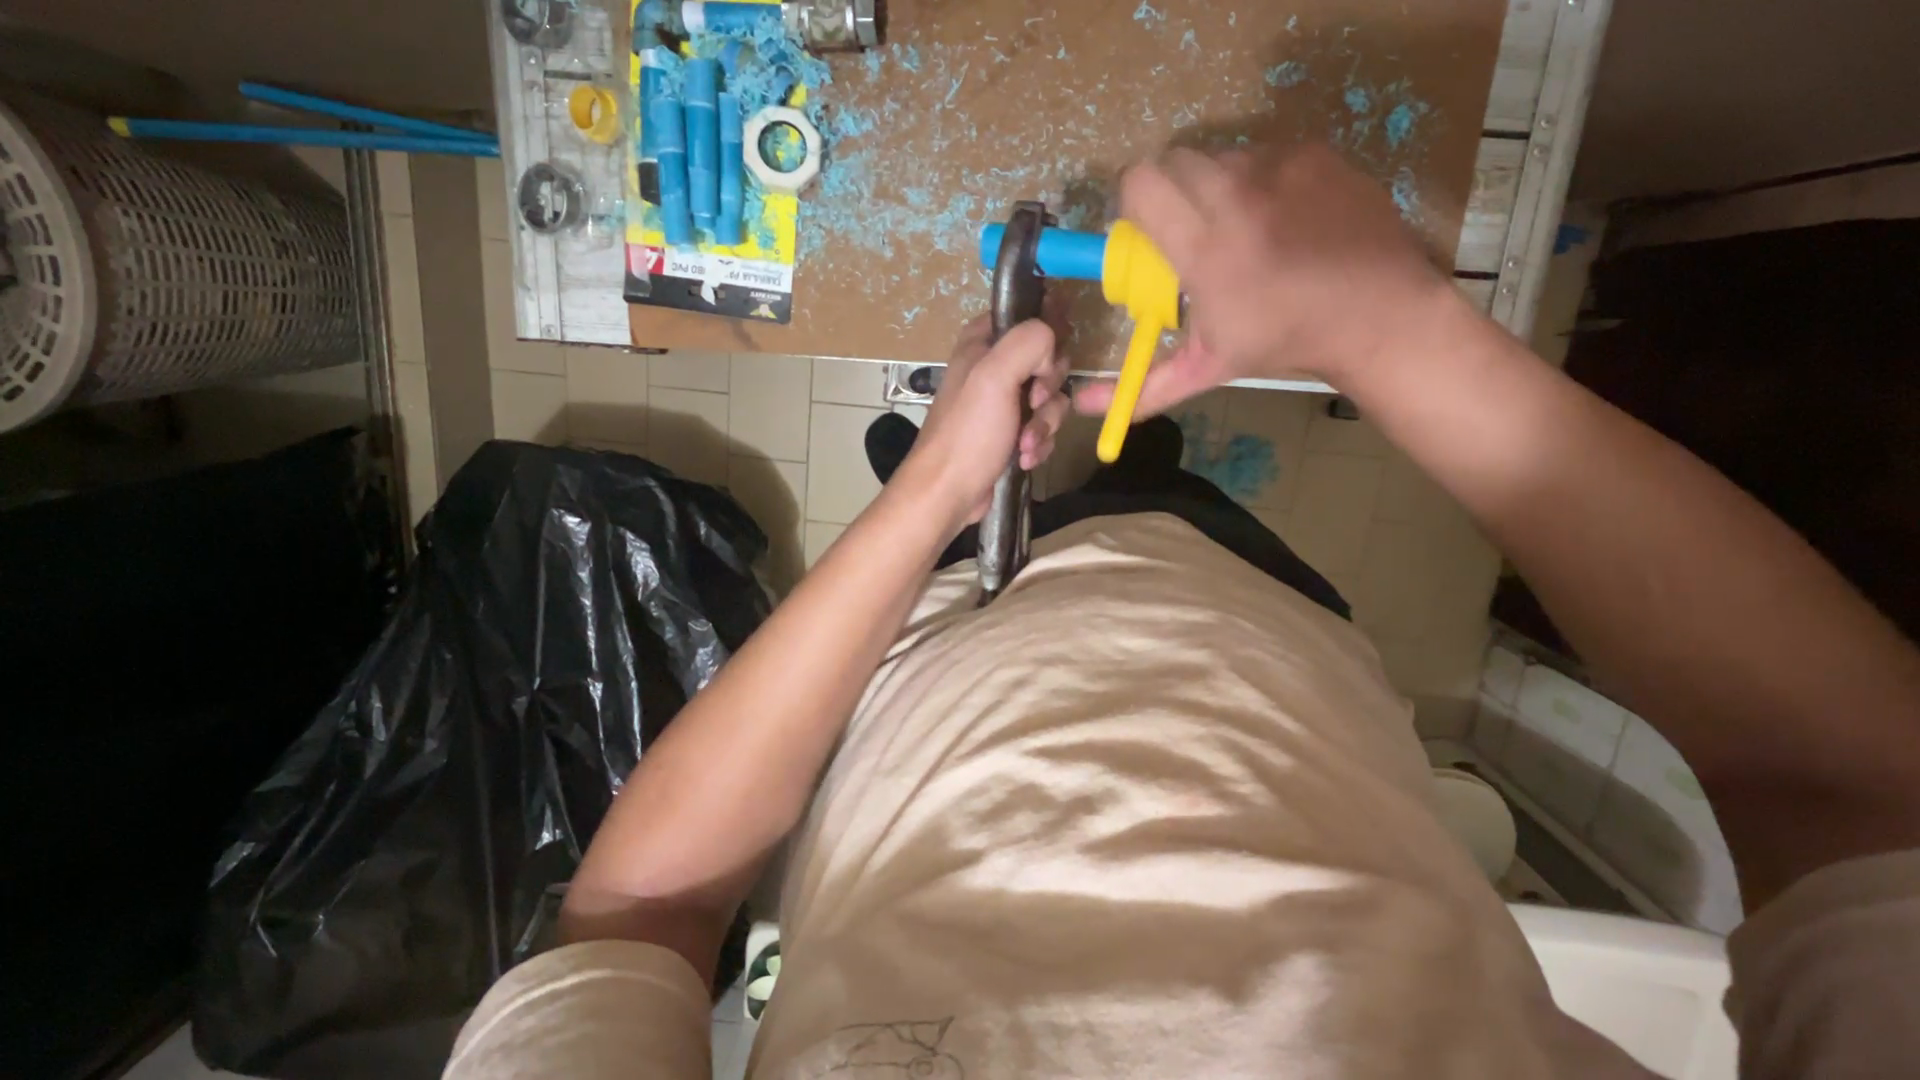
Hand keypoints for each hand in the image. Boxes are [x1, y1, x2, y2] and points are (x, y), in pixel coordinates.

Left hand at [897, 314, 1069, 528]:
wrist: (948, 492)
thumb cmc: (967, 432)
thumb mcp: (995, 375)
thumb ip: (1030, 342)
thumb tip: (1051, 353)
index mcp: (981, 341)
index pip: (1030, 318)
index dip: (1046, 343)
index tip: (1042, 368)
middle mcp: (992, 366)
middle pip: (1049, 363)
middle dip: (1048, 392)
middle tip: (1032, 407)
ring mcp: (1001, 402)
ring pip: (1050, 400)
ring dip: (1044, 425)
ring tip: (1023, 446)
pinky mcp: (1009, 432)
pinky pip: (1042, 428)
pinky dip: (1038, 444)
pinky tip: (1023, 459)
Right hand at [1075, 144, 1459, 417]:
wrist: (1378, 315)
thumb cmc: (1283, 344)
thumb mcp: (1206, 369)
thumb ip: (1141, 388)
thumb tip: (1078, 405)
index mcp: (1205, 248)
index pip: (1140, 183)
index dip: (1136, 203)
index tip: (1151, 234)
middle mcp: (1238, 196)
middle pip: (1174, 161)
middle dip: (1173, 193)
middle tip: (1192, 232)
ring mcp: (1281, 167)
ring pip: (1221, 157)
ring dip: (1217, 187)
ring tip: (1245, 229)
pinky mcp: (1315, 152)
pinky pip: (1265, 153)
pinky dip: (1262, 180)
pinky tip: (1285, 218)